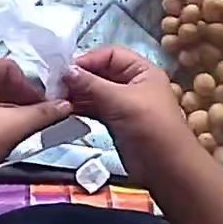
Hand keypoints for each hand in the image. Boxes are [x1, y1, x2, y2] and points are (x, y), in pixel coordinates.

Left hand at [0, 59, 71, 188]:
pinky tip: (18, 132)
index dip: (28, 82)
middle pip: (2, 83)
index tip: (44, 100)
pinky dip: (6, 120)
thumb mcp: (12, 126)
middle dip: (24, 96)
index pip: (6, 67)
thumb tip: (65, 105)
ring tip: (33, 123)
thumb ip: (42, 113)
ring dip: (17, 110)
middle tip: (43, 112)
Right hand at [63, 46, 186, 149]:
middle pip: (101, 72)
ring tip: (56, 97)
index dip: (88, 59)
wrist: (167, 168)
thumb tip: (65, 70)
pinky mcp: (116, 121)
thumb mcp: (120, 100)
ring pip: (96, 91)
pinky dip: (81, 107)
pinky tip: (65, 109)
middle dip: (80, 77)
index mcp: (142, 70)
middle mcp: (133, 83)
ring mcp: (124, 103)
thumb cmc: (149, 126)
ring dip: (78, 93)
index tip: (65, 69)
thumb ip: (91, 84)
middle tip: (55, 84)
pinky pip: (95, 108)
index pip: (110, 55)